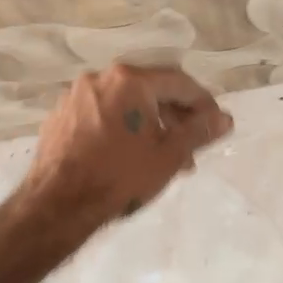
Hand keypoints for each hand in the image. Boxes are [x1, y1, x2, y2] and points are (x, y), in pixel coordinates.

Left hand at [21, 64, 233, 223]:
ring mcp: (76, 97)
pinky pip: (102, 115)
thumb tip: (225, 119)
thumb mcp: (170, 155)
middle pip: (150, 90)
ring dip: (149, 125)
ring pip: (125, 104)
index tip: (216, 125)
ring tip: (162, 157)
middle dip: (175, 117)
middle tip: (191, 147)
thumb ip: (200, 131)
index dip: (203, 103)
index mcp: (130, 80)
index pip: (179, 82)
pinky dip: (122, 129)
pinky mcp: (60, 117)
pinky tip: (128, 156)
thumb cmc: (121, 177)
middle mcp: (100, 79)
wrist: (57, 204)